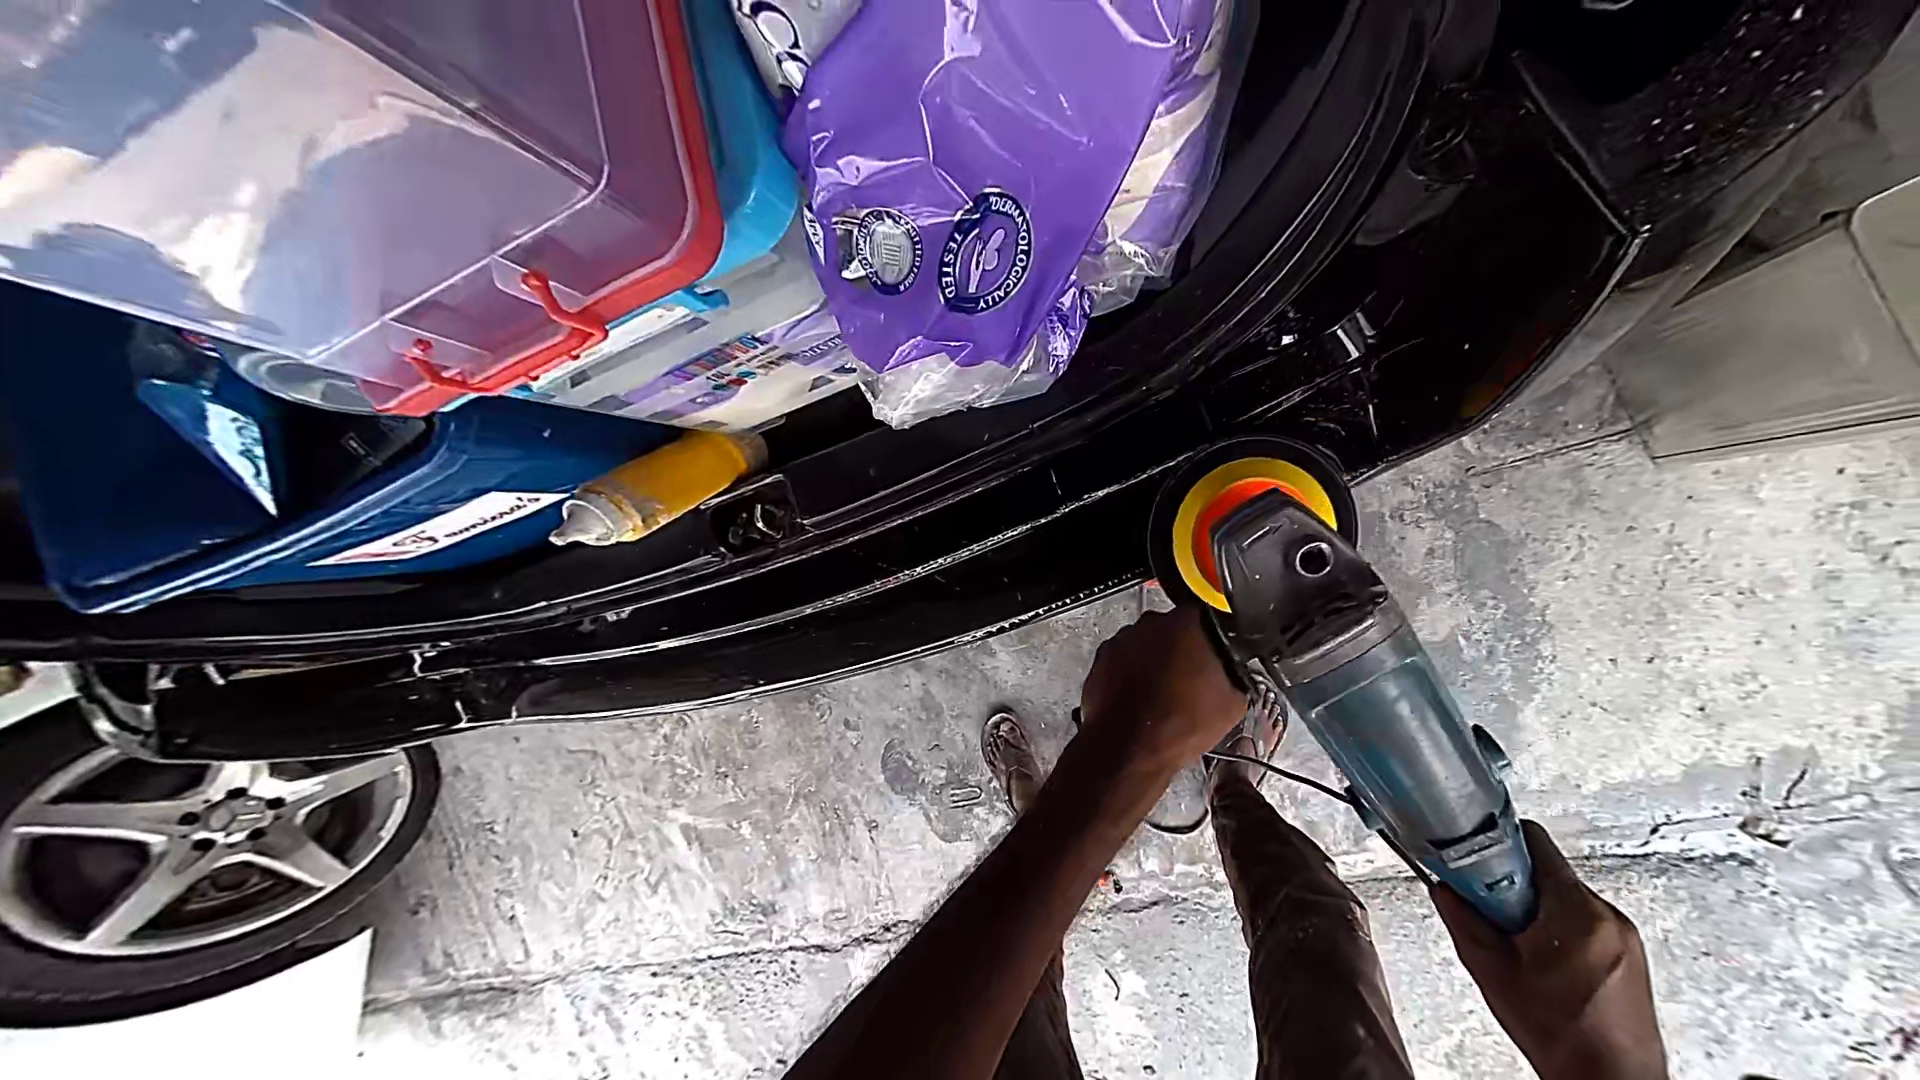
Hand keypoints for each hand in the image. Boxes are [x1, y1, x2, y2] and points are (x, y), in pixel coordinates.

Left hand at [1077, 606, 1245, 776]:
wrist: (1127, 747)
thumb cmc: (1179, 723)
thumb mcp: (1232, 703)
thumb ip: (1234, 673)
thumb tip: (1232, 671)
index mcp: (1187, 623)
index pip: (1207, 619)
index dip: (1212, 642)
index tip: (1214, 659)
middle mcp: (1151, 622)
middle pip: (1173, 630)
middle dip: (1181, 650)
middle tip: (1191, 680)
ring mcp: (1122, 638)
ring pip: (1146, 644)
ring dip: (1154, 661)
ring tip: (1164, 694)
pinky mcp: (1101, 656)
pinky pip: (1123, 658)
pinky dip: (1131, 672)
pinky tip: (1140, 697)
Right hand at [1433, 821, 1667, 1079]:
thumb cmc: (1562, 1035)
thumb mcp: (1488, 967)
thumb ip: (1459, 915)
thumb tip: (1441, 885)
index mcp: (1578, 913)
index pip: (1532, 841)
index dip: (1494, 842)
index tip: (1471, 860)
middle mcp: (1609, 917)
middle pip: (1542, 869)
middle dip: (1507, 882)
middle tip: (1486, 910)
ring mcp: (1624, 936)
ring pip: (1558, 894)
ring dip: (1528, 905)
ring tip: (1512, 941)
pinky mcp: (1627, 953)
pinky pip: (1579, 917)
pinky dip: (1551, 924)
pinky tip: (1536, 956)